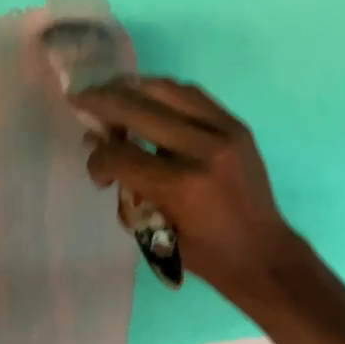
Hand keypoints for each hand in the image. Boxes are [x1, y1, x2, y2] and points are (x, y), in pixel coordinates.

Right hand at [71, 77, 305, 299]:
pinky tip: (145, 98)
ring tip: (109, 92)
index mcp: (181, 186)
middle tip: (80, 100)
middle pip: (139, 108)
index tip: (97, 170)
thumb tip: (98, 145)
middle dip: (103, 102)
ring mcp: (225, 131)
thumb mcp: (154, 230)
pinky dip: (163, 93)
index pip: (121, 155)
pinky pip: (192, 95)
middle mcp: (203, 149)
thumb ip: (127, 187)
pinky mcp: (236, 125)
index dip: (99, 159)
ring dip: (132, 88)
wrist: (263, 253)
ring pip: (167, 90)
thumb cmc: (206, 255)